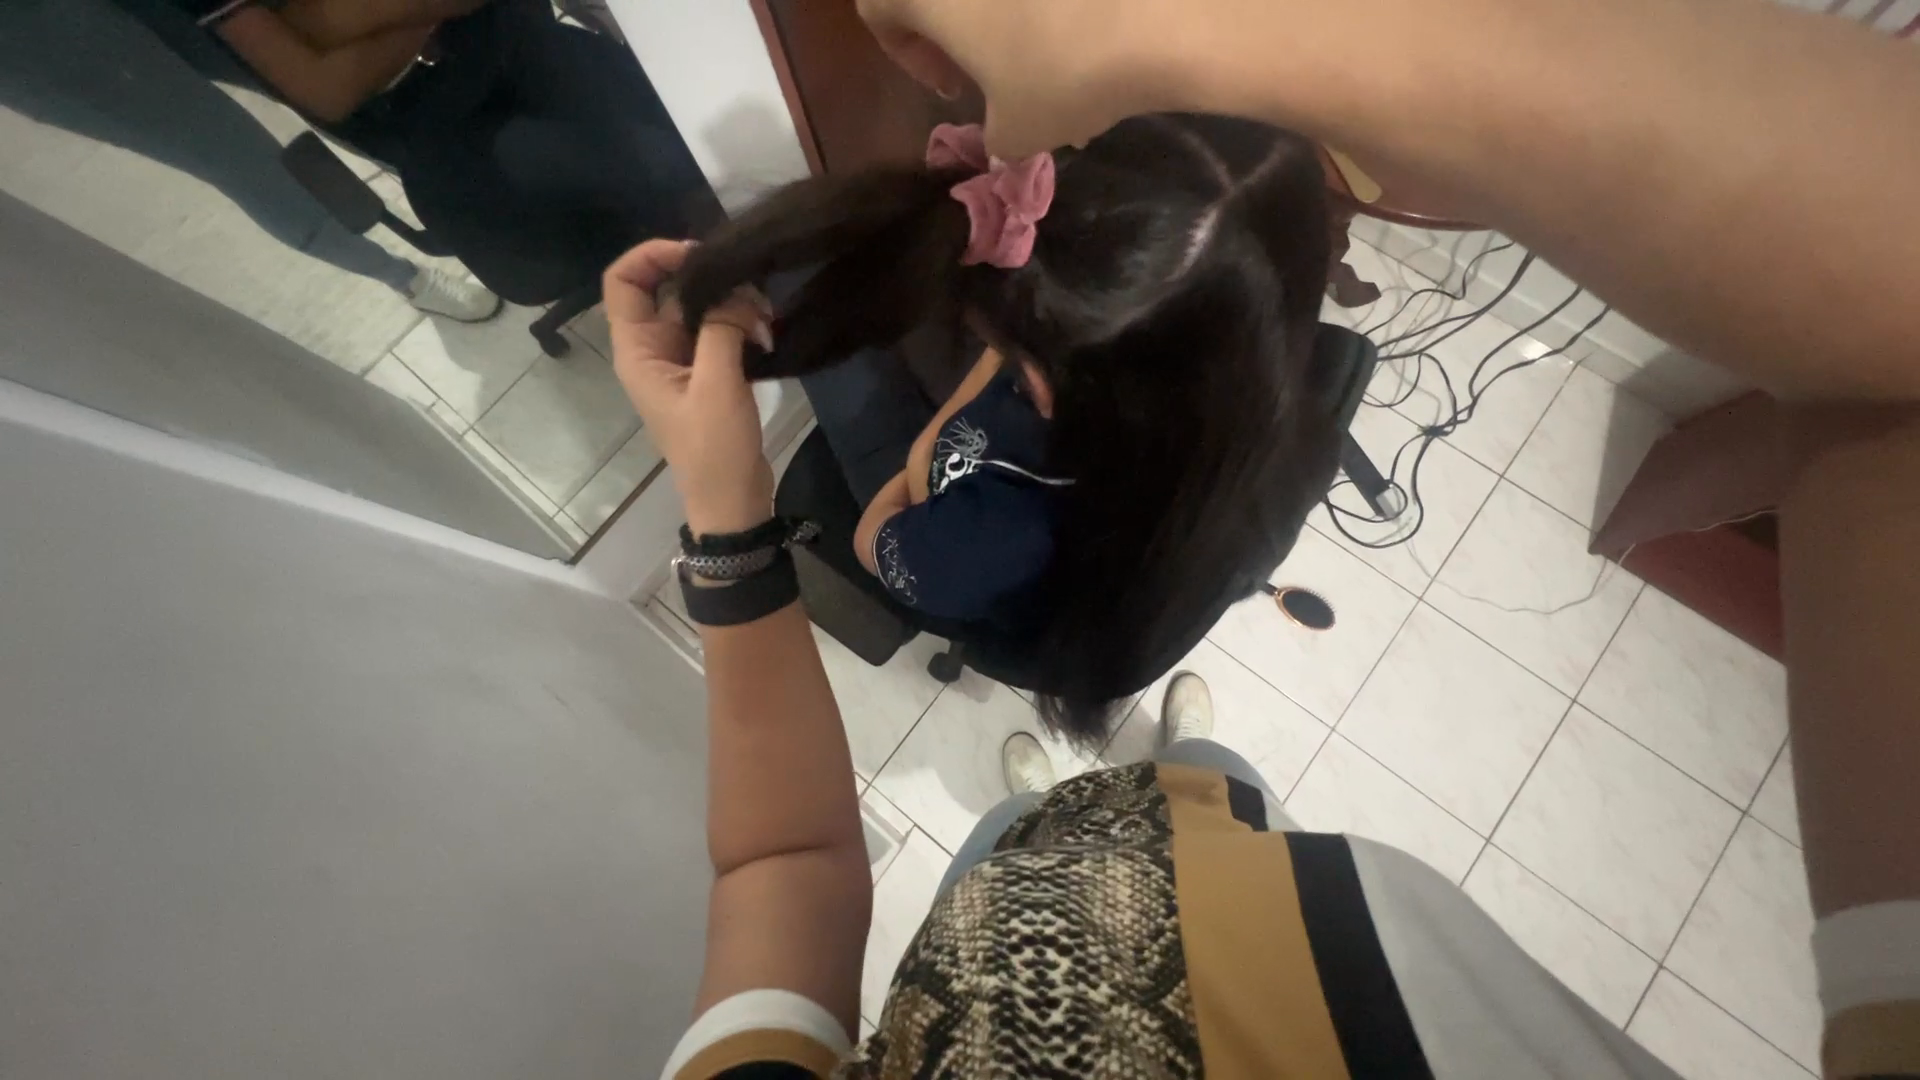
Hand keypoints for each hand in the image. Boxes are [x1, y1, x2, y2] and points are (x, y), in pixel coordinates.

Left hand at [604, 240, 776, 534]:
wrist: (732, 500)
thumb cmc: (714, 447)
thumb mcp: (717, 384)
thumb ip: (722, 329)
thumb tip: (740, 293)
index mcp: (637, 352)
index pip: (623, 281)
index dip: (652, 256)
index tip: (700, 254)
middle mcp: (653, 352)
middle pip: (667, 292)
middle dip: (707, 280)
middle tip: (750, 285)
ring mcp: (682, 365)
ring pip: (699, 313)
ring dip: (730, 306)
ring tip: (765, 314)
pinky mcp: (708, 377)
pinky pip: (719, 335)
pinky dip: (740, 327)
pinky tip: (767, 330)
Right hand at [856, 0, 1186, 156]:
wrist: (1160, 14)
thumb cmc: (1059, 74)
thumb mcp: (1016, 130)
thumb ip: (993, 138)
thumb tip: (1004, 141)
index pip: (876, 8)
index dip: (904, 53)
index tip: (950, 87)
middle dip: (961, 29)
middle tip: (994, 72)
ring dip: (1009, 16)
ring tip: (1051, 63)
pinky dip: (1053, 5)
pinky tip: (1086, 31)